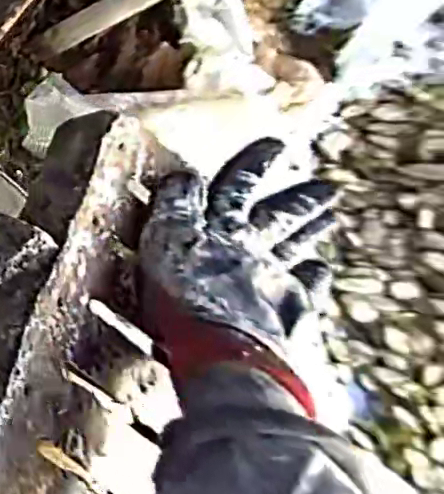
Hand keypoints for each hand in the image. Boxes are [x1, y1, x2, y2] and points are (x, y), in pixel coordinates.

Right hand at [139, 138, 336, 413]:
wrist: (224, 348)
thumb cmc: (180, 295)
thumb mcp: (163, 241)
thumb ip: (176, 207)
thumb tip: (186, 176)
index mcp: (221, 232)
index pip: (235, 190)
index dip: (250, 167)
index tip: (274, 144)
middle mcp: (252, 250)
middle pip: (276, 217)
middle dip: (296, 198)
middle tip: (324, 186)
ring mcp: (274, 280)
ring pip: (295, 246)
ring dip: (311, 230)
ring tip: (330, 216)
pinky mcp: (286, 308)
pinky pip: (305, 285)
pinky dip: (311, 274)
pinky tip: (317, 269)